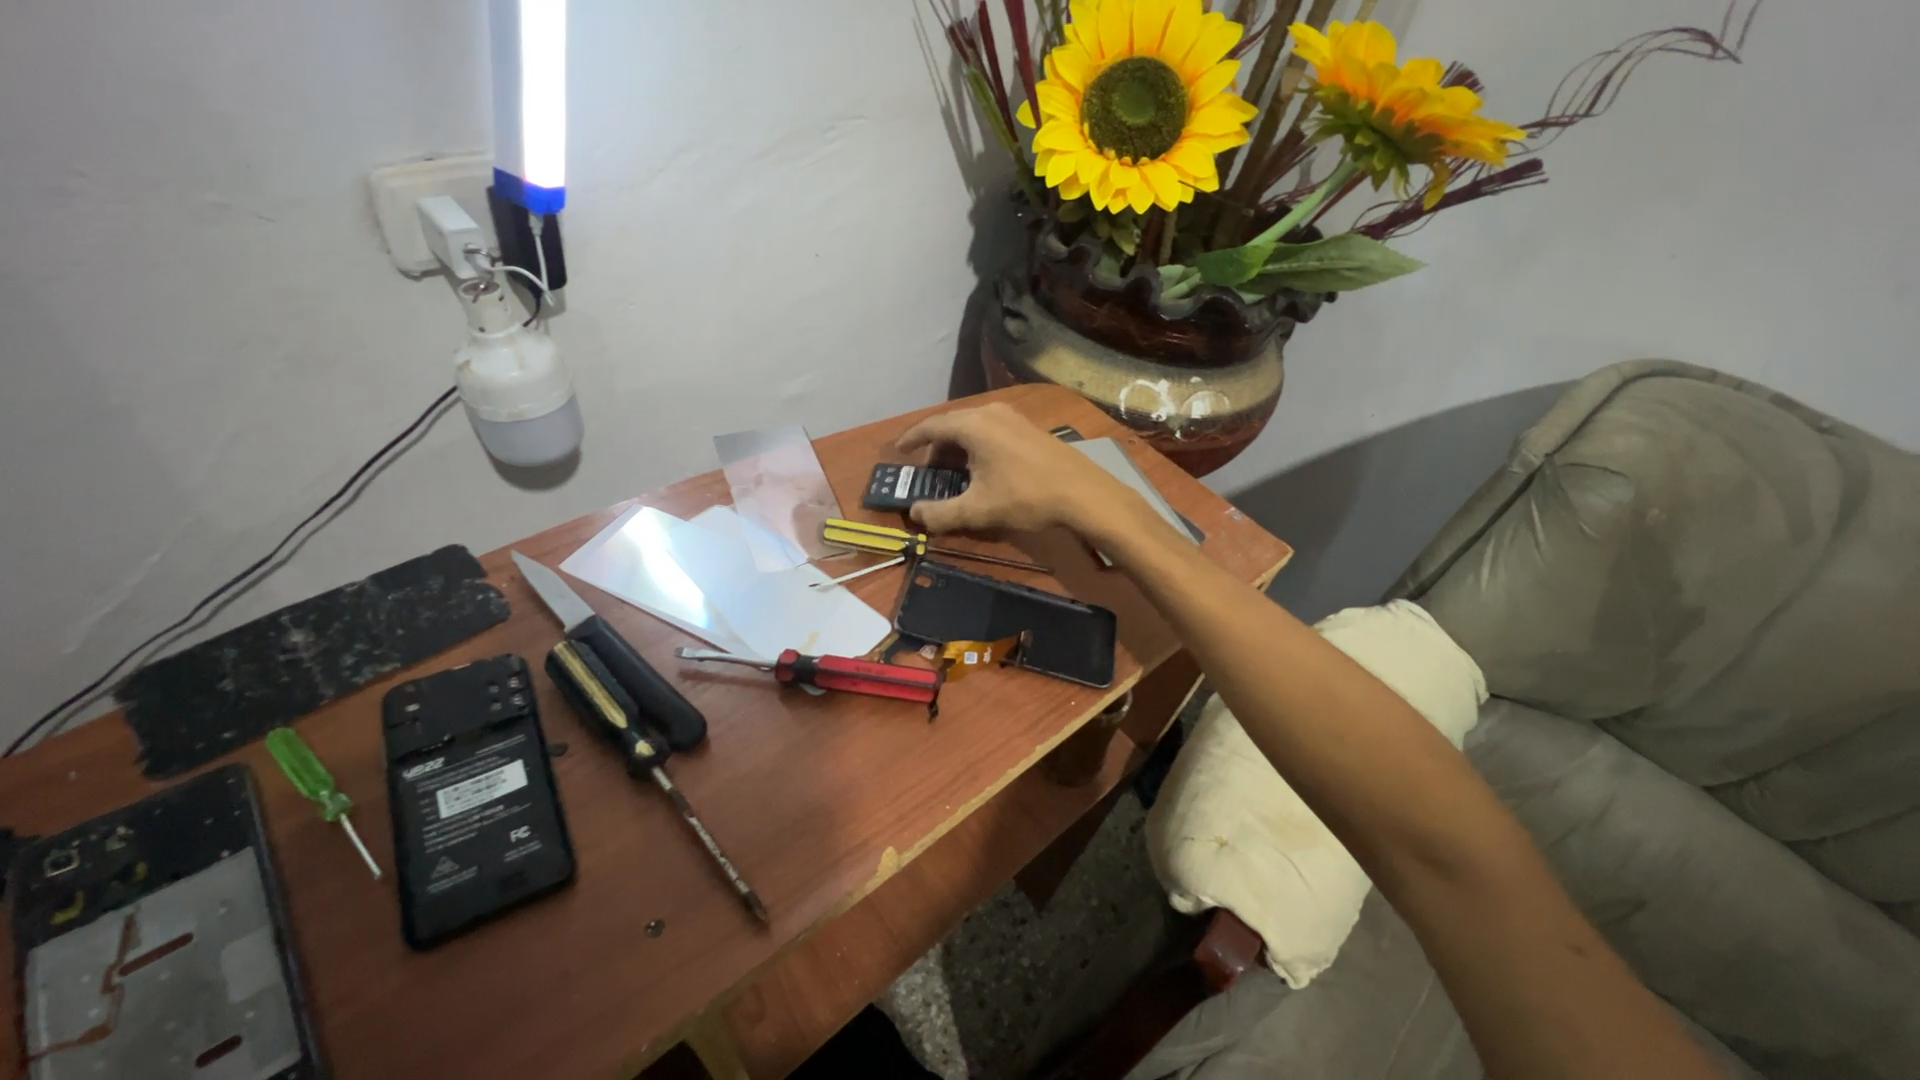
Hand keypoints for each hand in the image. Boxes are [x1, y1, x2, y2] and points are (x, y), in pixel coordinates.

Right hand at [893, 403, 1132, 535]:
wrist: (1083, 493)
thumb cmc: (1026, 497)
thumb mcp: (977, 510)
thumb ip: (940, 513)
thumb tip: (915, 515)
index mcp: (973, 425)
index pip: (931, 426)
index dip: (911, 439)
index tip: (898, 450)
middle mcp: (990, 412)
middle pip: (951, 425)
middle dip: (935, 448)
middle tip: (926, 472)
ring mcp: (1012, 417)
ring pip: (972, 428)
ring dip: (957, 449)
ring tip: (953, 474)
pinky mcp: (1027, 428)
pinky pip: (990, 431)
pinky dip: (976, 447)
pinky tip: (981, 470)